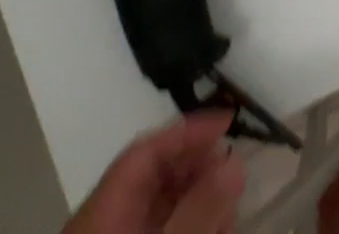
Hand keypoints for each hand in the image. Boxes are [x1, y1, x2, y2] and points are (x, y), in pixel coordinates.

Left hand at [63, 111, 246, 233]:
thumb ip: (199, 207)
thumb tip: (236, 160)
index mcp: (103, 207)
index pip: (144, 151)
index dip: (187, 128)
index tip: (230, 116)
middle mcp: (101, 216)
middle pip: (152, 172)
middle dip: (199, 163)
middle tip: (234, 167)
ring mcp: (112, 231)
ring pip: (159, 197)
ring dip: (199, 192)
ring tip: (228, 205)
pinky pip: (157, 219)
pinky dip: (188, 215)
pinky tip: (213, 224)